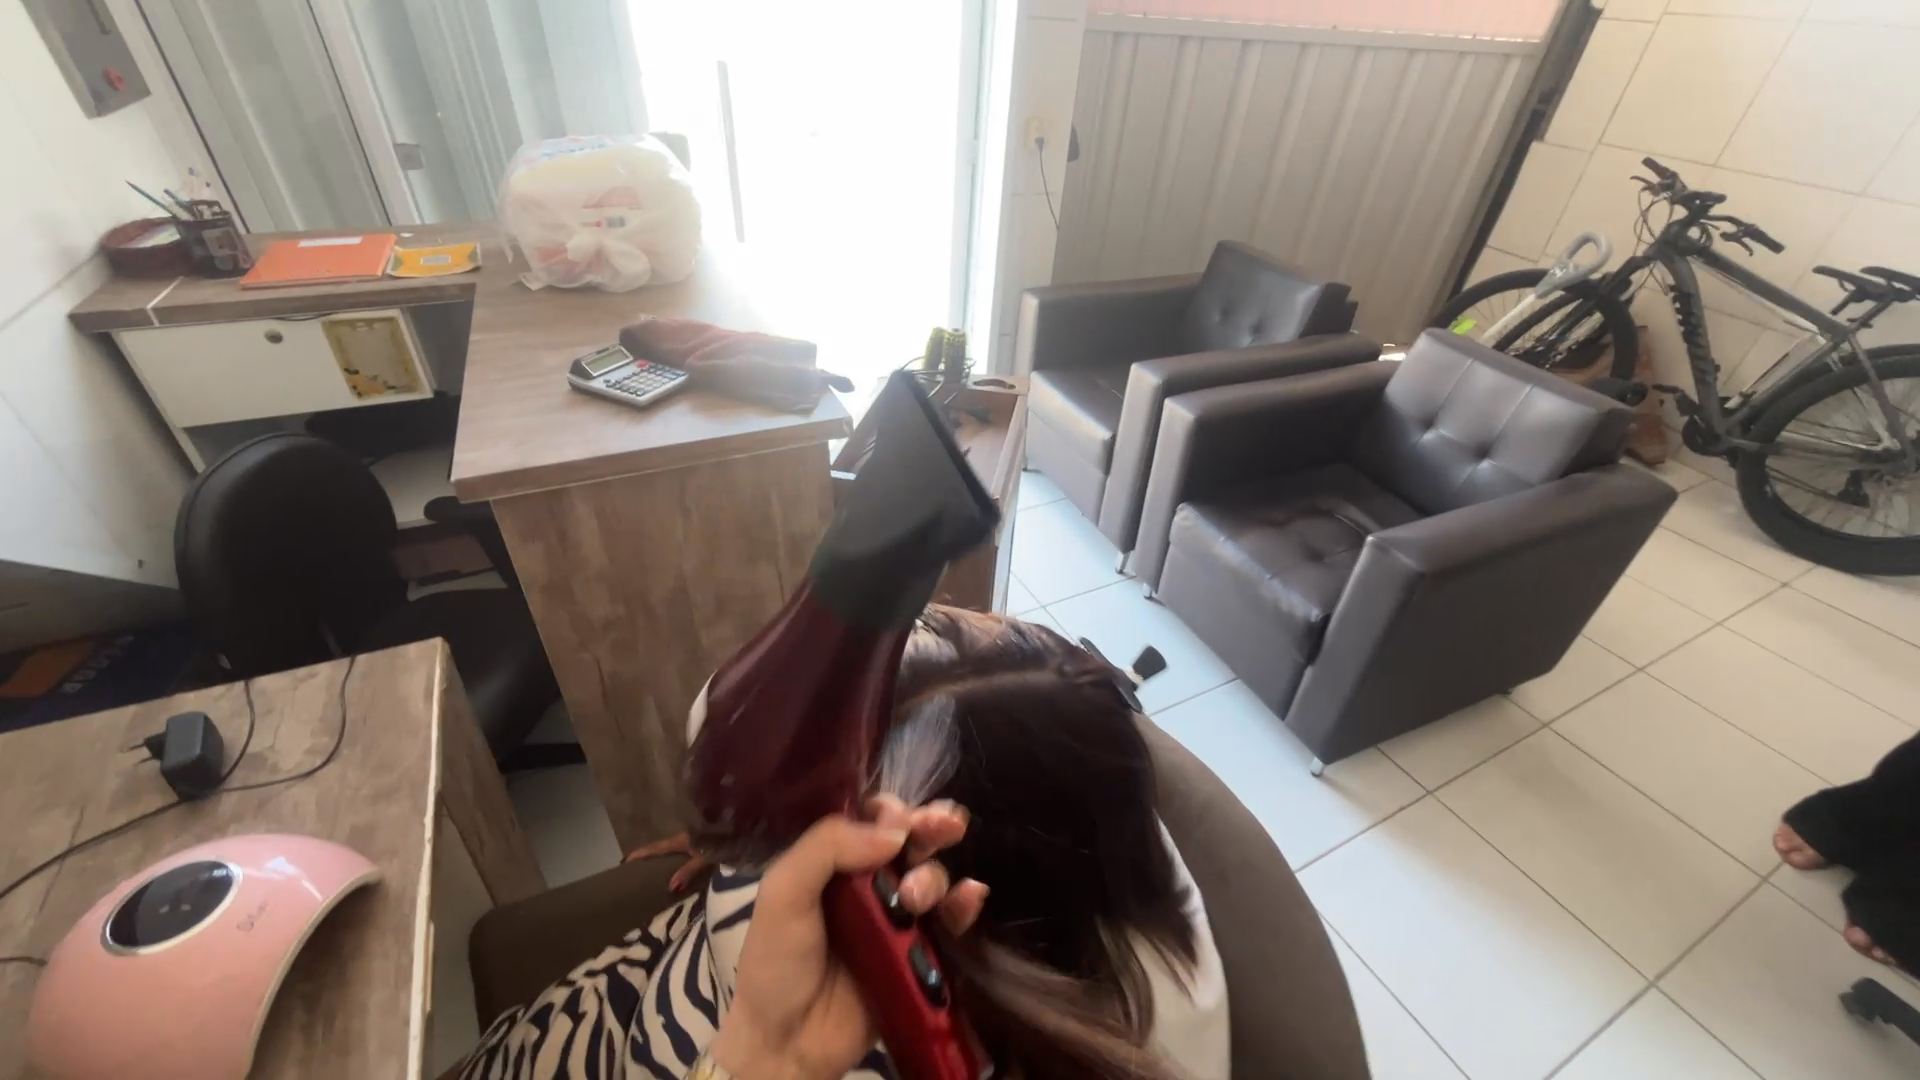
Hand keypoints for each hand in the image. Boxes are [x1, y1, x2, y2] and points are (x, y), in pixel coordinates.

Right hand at [624, 831, 714, 892]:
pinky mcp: (699, 841)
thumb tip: (669, 887)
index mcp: (680, 840)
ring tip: (648, 869)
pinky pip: (679, 850)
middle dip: (647, 856)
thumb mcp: (704, 857)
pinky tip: (671, 866)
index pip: (655, 847)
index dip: (639, 854)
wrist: (738, 827)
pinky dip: (670, 857)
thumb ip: (688, 871)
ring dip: (659, 856)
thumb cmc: (721, 842)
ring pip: (669, 848)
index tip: (624, 861)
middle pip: (660, 847)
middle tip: (633, 869)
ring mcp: (691, 838)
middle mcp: (682, 837)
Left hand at [710, 797, 987, 1079]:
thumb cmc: (776, 961)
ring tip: (914, 898)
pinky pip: (951, 920)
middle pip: (912, 839)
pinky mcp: (919, 952)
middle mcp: (870, 879)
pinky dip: (965, 904)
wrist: (787, 1044)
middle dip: (931, 825)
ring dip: (934, 876)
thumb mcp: (784, 892)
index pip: (873, 818)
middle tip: (946, 824)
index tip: (902, 818)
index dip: (893, 810)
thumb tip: (895, 832)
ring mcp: (897, 916)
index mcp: (836, 859)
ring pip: (932, 875)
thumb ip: (827, 847)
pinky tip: (971, 896)